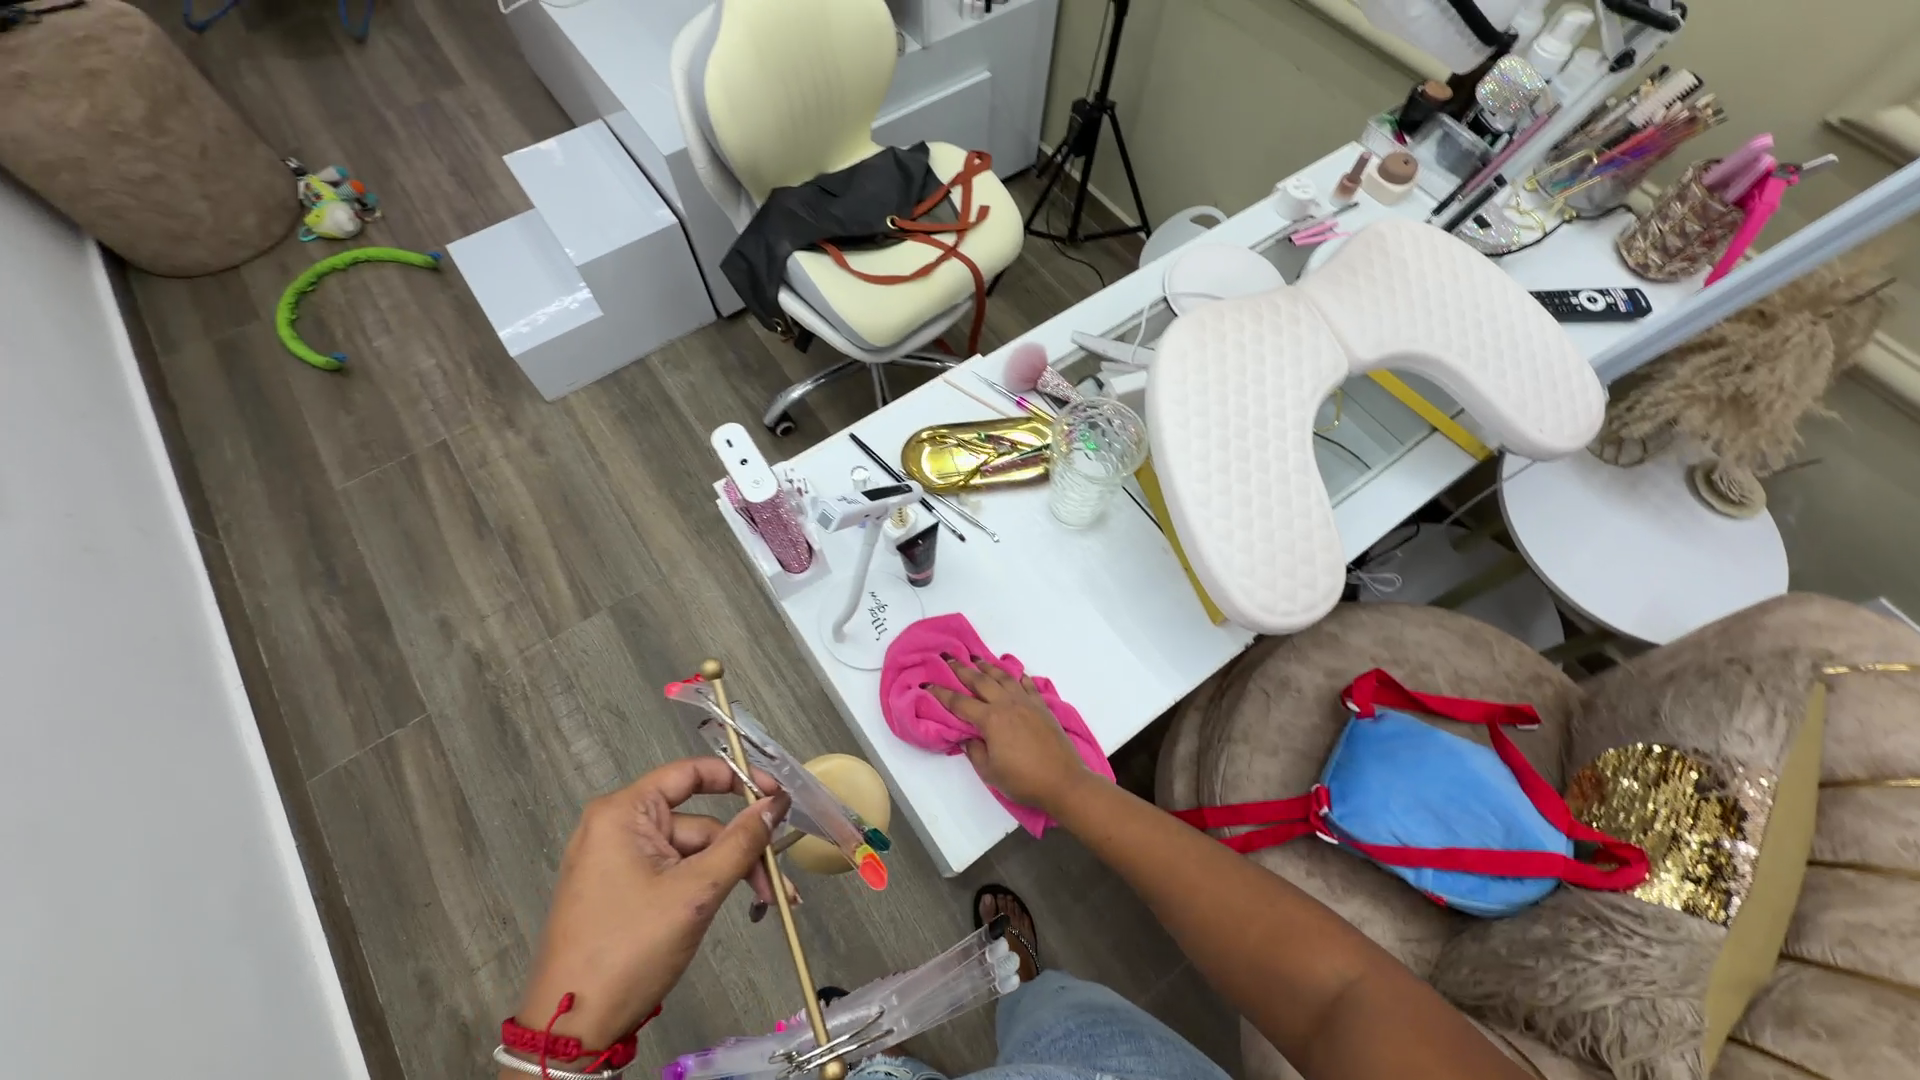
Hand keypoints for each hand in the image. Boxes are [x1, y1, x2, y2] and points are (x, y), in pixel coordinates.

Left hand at [513, 758, 790, 1054]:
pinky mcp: (622, 890)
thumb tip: (776, 803)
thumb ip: (742, 841)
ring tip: (766, 902)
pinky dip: (705, 886)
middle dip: (741, 849)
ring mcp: (618, 861)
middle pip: (698, 822)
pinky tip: (732, 906)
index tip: (776, 795)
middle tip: (778, 878)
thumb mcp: (695, 892)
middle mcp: (617, 827)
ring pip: (691, 852)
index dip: (738, 778)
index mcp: (623, 813)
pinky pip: (675, 873)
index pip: (690, 773)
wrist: (574, 1027)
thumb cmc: (628, 949)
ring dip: (729, 873)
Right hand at [927, 653, 1091, 814]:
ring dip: (988, 667)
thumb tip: (967, 737)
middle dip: (962, 669)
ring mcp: (1027, 703)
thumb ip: (974, 751)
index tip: (928, 685)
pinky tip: (1015, 674)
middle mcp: (1007, 704)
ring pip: (1004, 678)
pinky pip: (1028, 685)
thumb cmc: (1023, 780)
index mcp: (991, 720)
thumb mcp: (989, 771)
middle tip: (948, 658)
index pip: (960, 703)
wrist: (1063, 781)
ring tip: (977, 659)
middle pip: (980, 681)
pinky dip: (1019, 677)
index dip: (942, 694)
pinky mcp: (1042, 708)